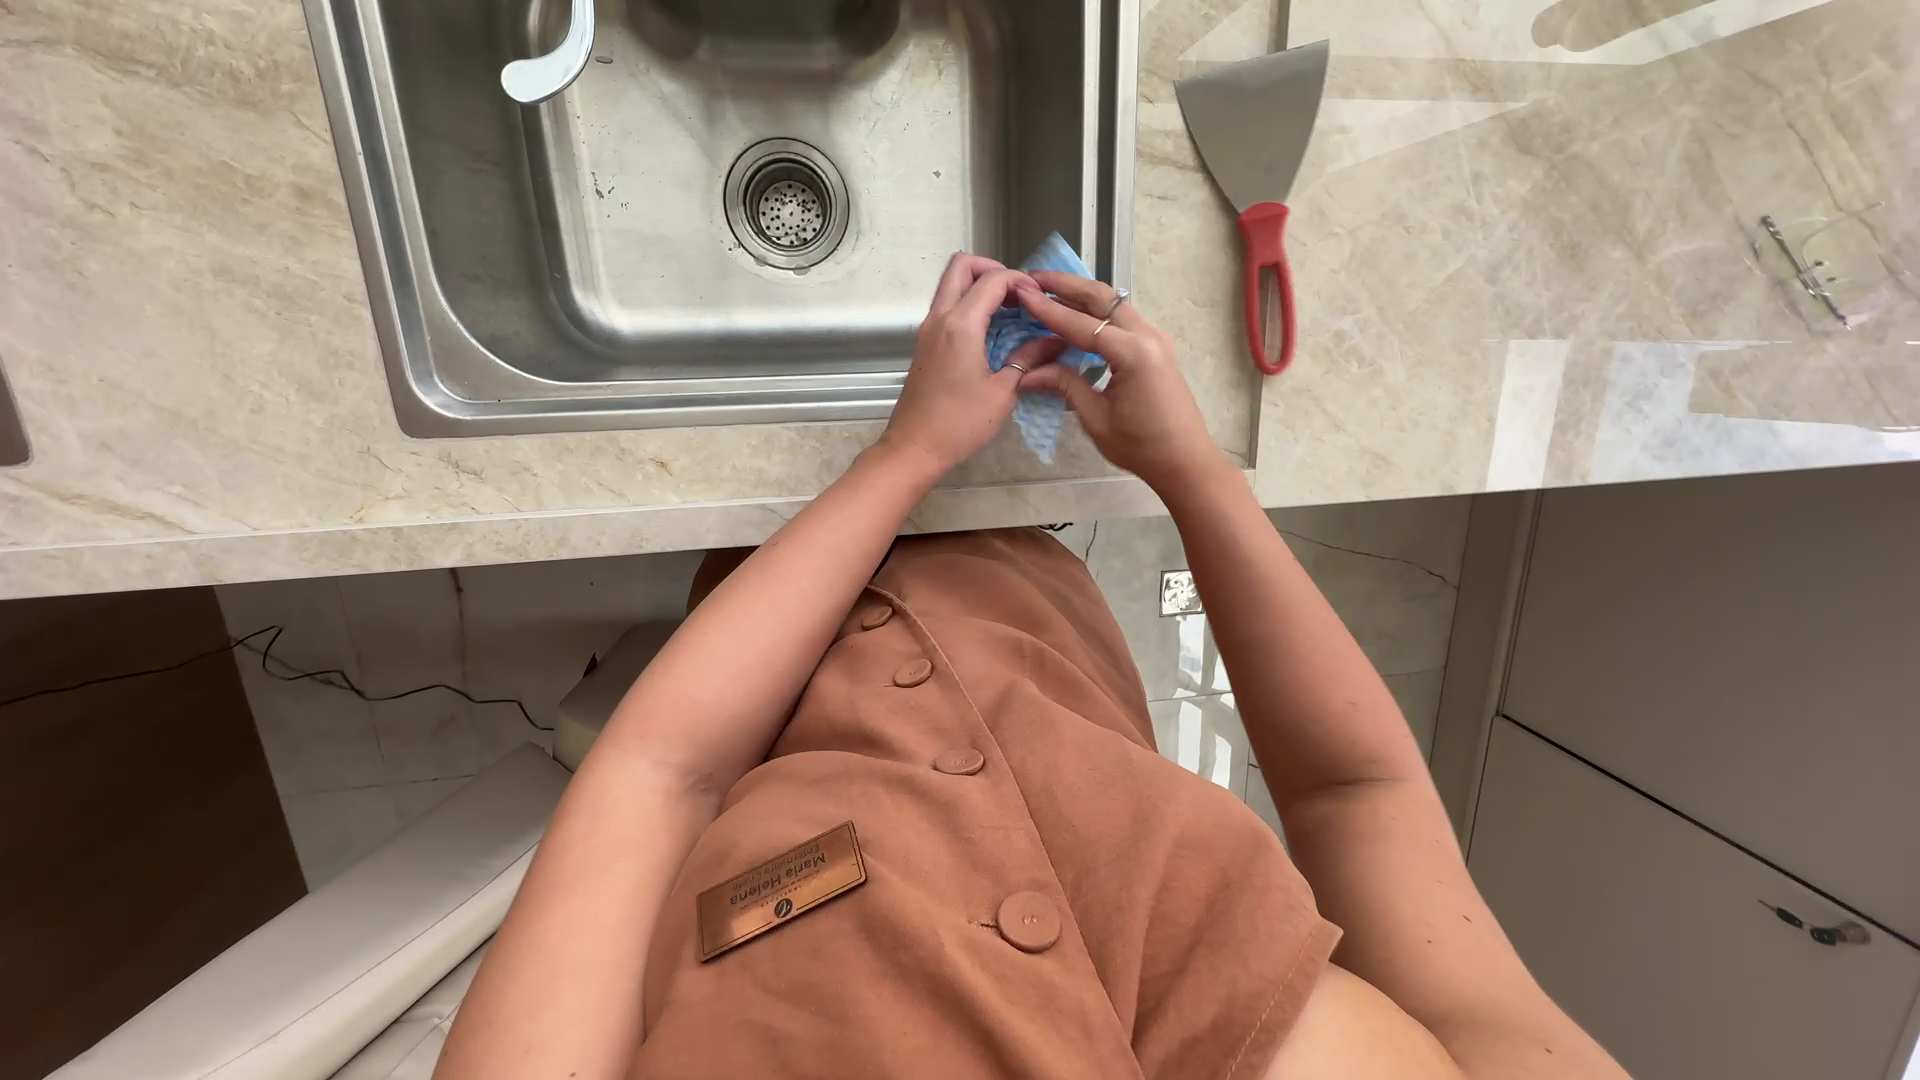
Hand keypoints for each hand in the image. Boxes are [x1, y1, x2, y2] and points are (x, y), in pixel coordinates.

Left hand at [877, 253, 1061, 476]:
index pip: (993, 280)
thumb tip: (1055, 342)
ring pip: (951, 285)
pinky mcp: (925, 344)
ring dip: (980, 288)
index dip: (1021, 281)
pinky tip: (993, 332)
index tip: (1040, 298)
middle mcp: (939, 318)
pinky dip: (970, 306)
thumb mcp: (1003, 392)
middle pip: (961, 267)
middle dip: (993, 271)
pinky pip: (947, 308)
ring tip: (1010, 313)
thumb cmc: (959, 424)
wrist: (915, 448)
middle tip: (1018, 295)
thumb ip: (1029, 359)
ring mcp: (928, 330)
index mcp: (961, 325)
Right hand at [1010, 272, 1226, 490]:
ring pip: (1114, 304)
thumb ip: (1065, 386)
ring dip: (1081, 295)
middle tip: (1033, 278)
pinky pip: (1122, 319)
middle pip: (1101, 298)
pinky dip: (1096, 311)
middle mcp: (1147, 336)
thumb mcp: (1096, 418)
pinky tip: (1075, 315)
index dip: (1048, 310)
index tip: (1022, 294)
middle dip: (1066, 285)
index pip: (1081, 325)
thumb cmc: (1141, 446)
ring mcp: (1155, 339)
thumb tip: (1028, 373)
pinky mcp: (1156, 348)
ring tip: (1048, 290)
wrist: (1185, 460)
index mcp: (1132, 353)